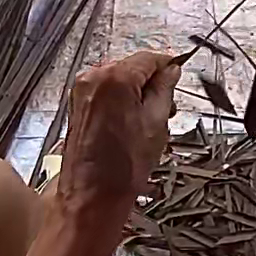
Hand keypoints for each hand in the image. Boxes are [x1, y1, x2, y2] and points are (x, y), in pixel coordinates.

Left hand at [0, 50, 179, 255]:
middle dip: (151, 83)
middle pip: (132, 67)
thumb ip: (165, 90)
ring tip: (150, 123)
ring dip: (136, 92)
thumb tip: (170, 71)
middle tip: (167, 107)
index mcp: (114, 78)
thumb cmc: (123, 168)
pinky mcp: (77, 104)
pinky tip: (131, 125)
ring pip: (119, 79)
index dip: (167, 65)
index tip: (179, 70)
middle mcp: (93, 78)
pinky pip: (106, 91)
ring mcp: (81, 90)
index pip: (148, 58)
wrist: (91, 197)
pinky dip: (121, 101)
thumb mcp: (156, 124)